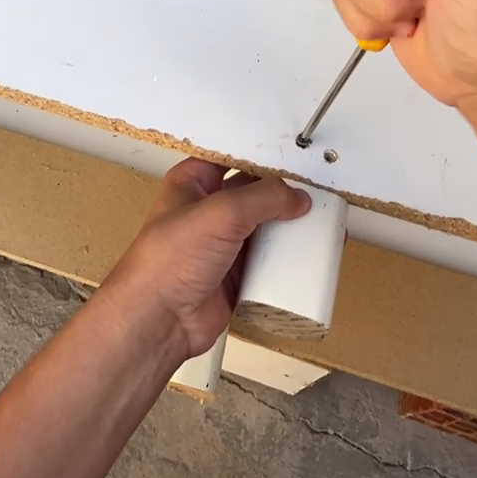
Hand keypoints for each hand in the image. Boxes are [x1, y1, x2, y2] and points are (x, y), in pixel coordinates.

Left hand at [97, 158, 310, 363]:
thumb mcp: (220, 213)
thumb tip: (295, 196)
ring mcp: (221, 243)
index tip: (292, 158)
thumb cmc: (165, 263)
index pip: (232, 158)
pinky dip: (285, 258)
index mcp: (192, 182)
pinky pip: (268, 260)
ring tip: (317, 218)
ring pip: (263, 227)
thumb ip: (262, 197)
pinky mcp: (235, 274)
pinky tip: (305, 252)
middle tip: (312, 190)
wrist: (159, 320)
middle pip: (253, 193)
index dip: (260, 157)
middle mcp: (206, 210)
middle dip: (280, 193)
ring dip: (286, 226)